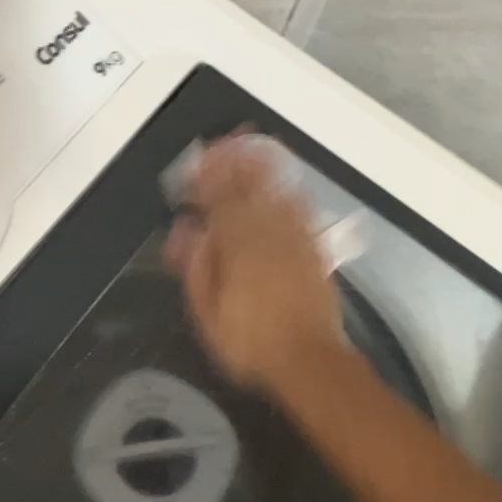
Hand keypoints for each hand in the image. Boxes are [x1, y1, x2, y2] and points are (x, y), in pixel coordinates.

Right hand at [164, 134, 343, 392]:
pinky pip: (302, 210)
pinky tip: (286, 181)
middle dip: (235, 164)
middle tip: (225, 141)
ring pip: (277, 194)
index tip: (196, 162)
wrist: (307, 360)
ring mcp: (295, 241)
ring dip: (264, 168)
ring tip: (254, 144)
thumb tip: (187, 230)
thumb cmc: (249, 342)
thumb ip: (196, 266)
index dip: (206, 180)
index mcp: (236, 249)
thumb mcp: (208, 312)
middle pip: (248, 190)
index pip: (218, 203)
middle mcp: (267, 236)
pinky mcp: (314, 250)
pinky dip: (291, 190)